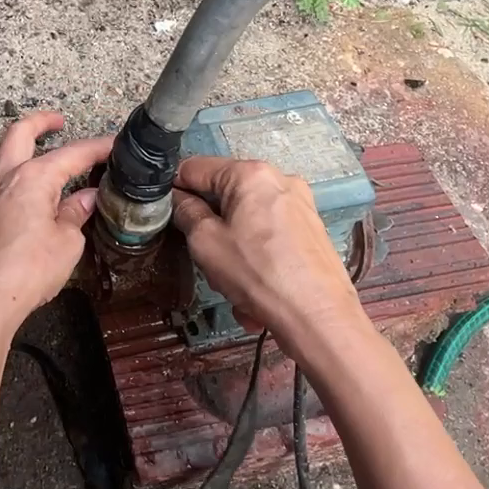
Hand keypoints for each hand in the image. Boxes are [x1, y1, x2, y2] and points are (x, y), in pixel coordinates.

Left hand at [0, 113, 106, 335]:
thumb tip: (85, 200)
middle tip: (58, 120)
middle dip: (40, 121)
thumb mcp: (67, 242)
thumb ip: (76, 215)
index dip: (96, 148)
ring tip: (37, 146)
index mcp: (33, 177)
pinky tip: (25, 186)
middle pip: (19, 133)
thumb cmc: (26, 269)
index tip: (113, 145)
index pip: (72, 154)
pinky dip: (12, 170)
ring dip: (20, 143)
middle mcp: (8, 177)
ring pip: (2, 153)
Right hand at [171, 157, 364, 336]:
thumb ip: (186, 213)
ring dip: (234, 252)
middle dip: (211, 228)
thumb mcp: (206, 243)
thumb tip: (180, 200)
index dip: (175, 190)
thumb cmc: (258, 274)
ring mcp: (300, 206)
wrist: (320, 320)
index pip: (195, 168)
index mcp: (251, 174)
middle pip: (225, 197)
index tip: (167, 214)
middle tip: (205, 258)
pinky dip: (258, 261)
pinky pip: (270, 240)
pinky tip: (257, 296)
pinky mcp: (312, 232)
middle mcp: (280, 180)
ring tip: (234, 289)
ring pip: (247, 223)